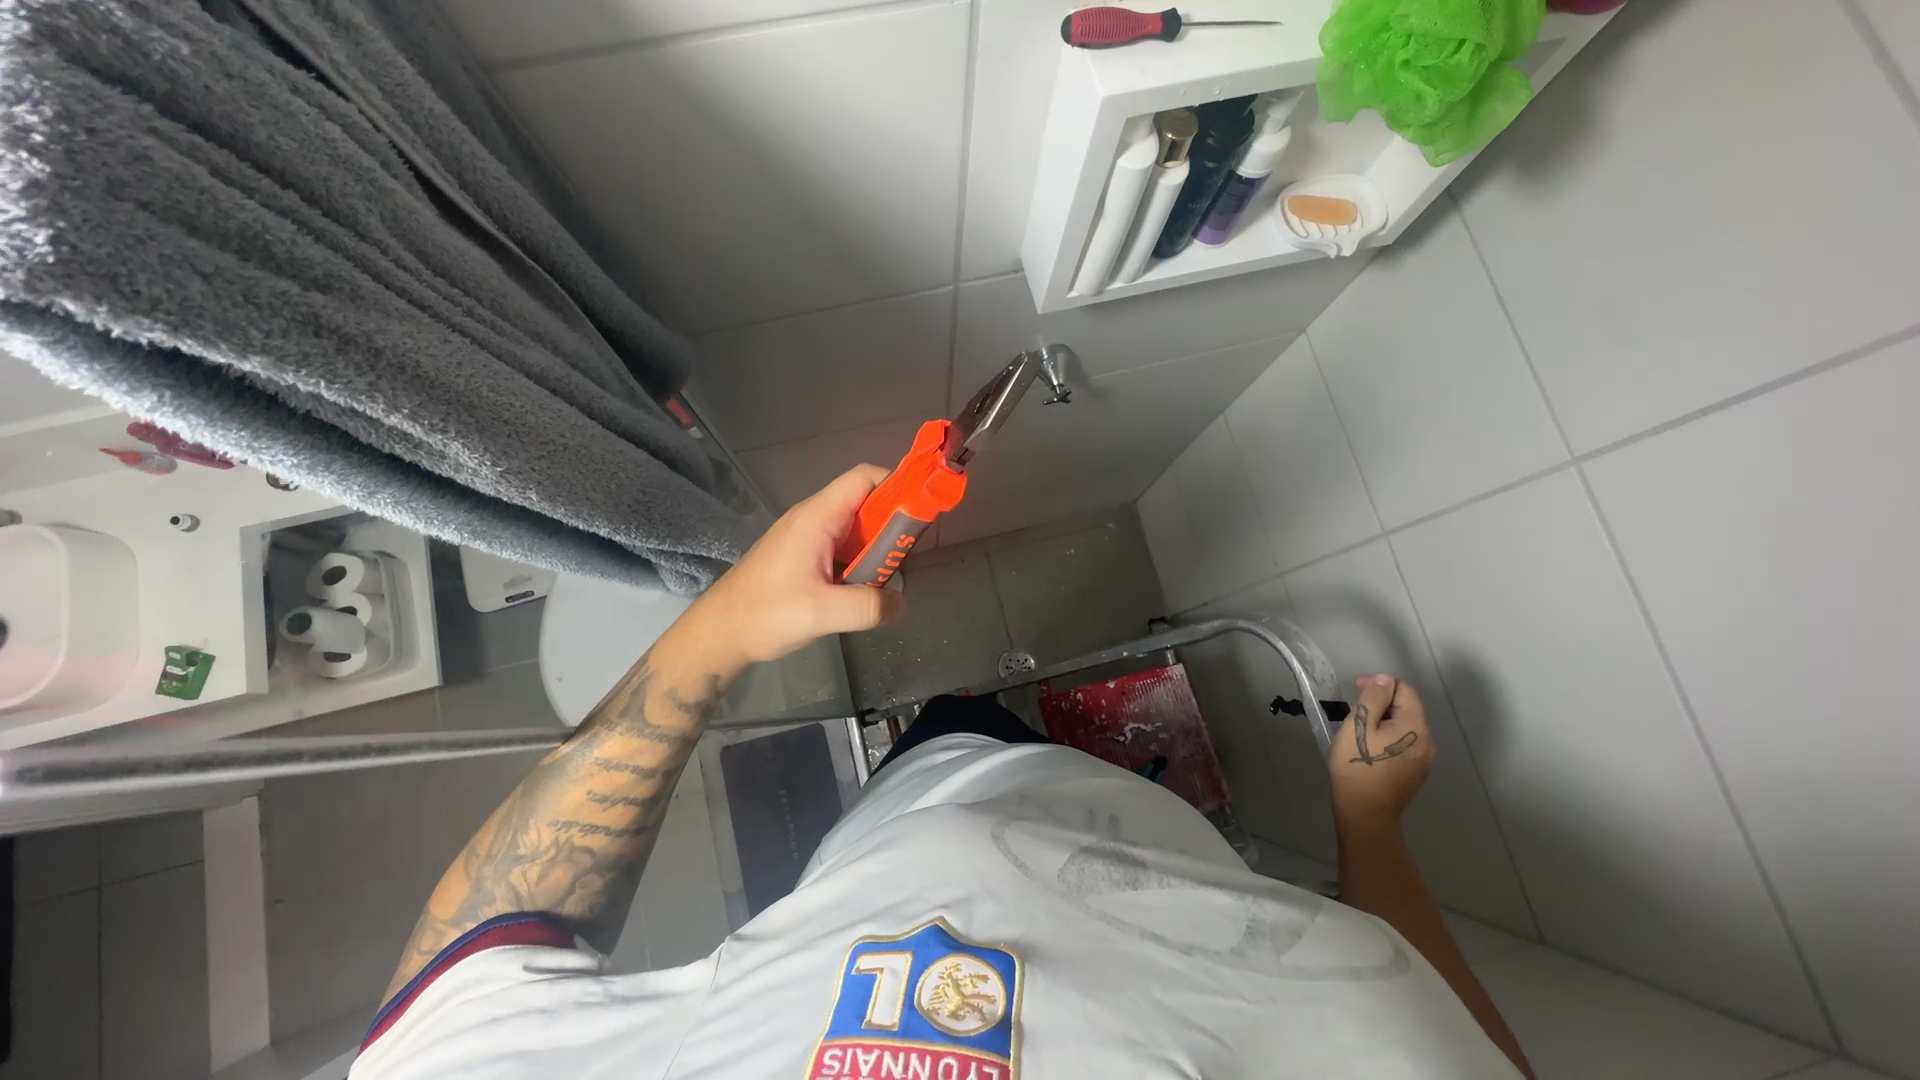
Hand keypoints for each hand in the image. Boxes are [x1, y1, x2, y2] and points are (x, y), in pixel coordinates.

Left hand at [680, 465, 906, 668]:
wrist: (717, 634)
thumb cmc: (764, 614)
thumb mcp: (822, 613)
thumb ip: (868, 606)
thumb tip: (901, 603)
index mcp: (816, 518)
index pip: (864, 478)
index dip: (898, 485)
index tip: (922, 510)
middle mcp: (812, 519)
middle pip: (865, 503)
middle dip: (893, 524)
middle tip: (909, 554)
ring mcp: (806, 538)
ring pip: (855, 529)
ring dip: (876, 548)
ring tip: (889, 577)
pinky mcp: (802, 558)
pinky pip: (842, 548)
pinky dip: (860, 562)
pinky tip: (864, 589)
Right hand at [1328, 674, 1435, 827]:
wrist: (1365, 811)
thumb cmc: (1358, 764)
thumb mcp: (1358, 724)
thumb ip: (1373, 698)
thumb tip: (1385, 680)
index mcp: (1415, 726)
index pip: (1405, 691)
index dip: (1381, 684)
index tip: (1357, 689)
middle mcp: (1427, 741)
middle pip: (1407, 710)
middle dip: (1382, 704)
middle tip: (1354, 713)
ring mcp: (1424, 760)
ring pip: (1405, 729)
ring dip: (1385, 723)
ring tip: (1359, 732)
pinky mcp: (1416, 774)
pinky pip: (1405, 746)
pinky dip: (1389, 739)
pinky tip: (1371, 750)